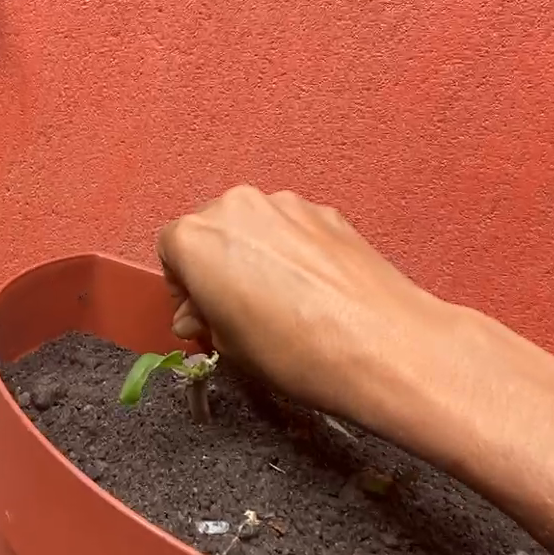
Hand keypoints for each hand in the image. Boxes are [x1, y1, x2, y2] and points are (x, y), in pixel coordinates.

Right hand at [155, 187, 466, 439]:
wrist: (384, 346)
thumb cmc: (294, 350)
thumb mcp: (229, 346)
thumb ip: (203, 318)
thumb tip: (198, 313)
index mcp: (196, 238)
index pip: (169, 249)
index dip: (181, 285)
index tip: (198, 312)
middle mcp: (236, 207)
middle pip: (210, 230)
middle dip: (216, 265)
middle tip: (233, 309)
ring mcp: (284, 204)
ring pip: (252, 226)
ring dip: (254, 256)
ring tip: (278, 302)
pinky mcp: (325, 211)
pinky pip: (291, 228)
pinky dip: (290, 252)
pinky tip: (310, 292)